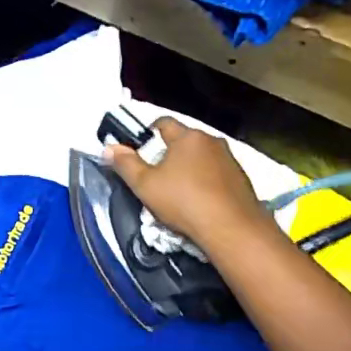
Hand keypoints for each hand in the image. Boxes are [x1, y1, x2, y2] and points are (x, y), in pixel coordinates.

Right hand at [105, 117, 267, 251]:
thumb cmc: (183, 202)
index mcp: (187, 137)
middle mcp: (211, 140)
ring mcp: (229, 158)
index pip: (163, 123)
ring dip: (190, 169)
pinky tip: (200, 201)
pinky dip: (206, 182)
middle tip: (156, 177)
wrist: (230, 227)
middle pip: (184, 141)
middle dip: (169, 154)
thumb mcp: (145, 186)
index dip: (148, 133)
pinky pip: (217, 174)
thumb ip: (126, 165)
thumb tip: (109, 147)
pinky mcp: (240, 178)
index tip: (139, 149)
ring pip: (202, 158)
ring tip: (180, 192)